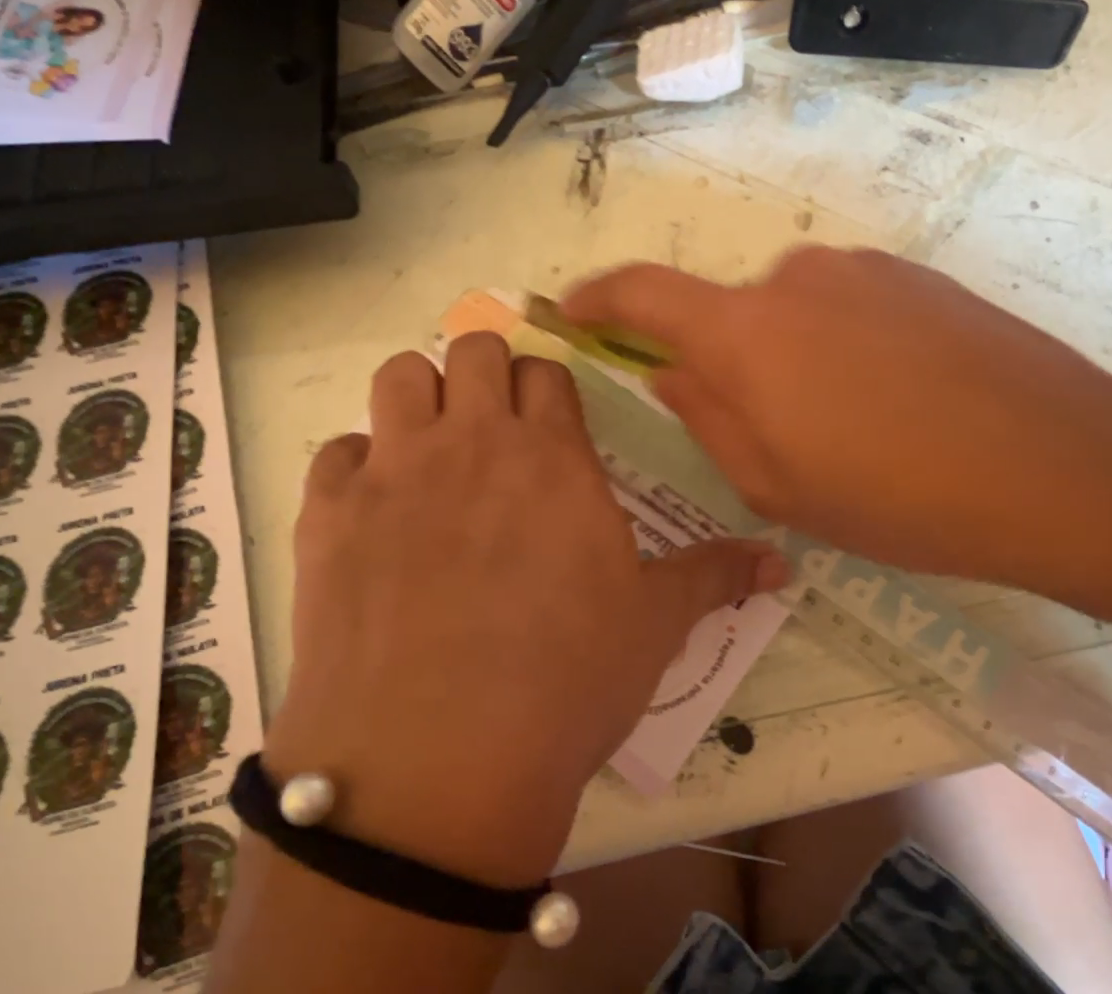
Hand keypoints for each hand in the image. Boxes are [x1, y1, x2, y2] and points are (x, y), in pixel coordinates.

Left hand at [265, 334, 786, 885]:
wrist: (441, 760)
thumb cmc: (566, 682)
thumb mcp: (654, 627)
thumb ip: (714, 575)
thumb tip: (784, 560)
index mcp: (552, 457)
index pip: (547, 372)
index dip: (548, 391)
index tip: (550, 424)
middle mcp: (471, 444)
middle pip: (472, 350)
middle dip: (486, 374)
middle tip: (494, 430)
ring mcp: (392, 474)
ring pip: (399, 378)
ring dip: (420, 398)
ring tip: (433, 452)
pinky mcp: (327, 518)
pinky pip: (335, 453)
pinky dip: (356, 468)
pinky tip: (374, 515)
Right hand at [562, 246, 1111, 624]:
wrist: (1062, 469)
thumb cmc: (899, 498)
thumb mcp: (777, 487)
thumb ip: (706, 418)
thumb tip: (669, 372)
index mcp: (746, 332)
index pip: (643, 293)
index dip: (598, 300)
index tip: (572, 311)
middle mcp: (797, 279)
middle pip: (729, 315)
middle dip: (727, 367)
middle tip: (768, 440)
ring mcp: (865, 270)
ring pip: (793, 316)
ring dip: (794, 364)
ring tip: (851, 434)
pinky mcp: (920, 278)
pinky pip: (849, 311)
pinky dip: (844, 352)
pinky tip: (897, 408)